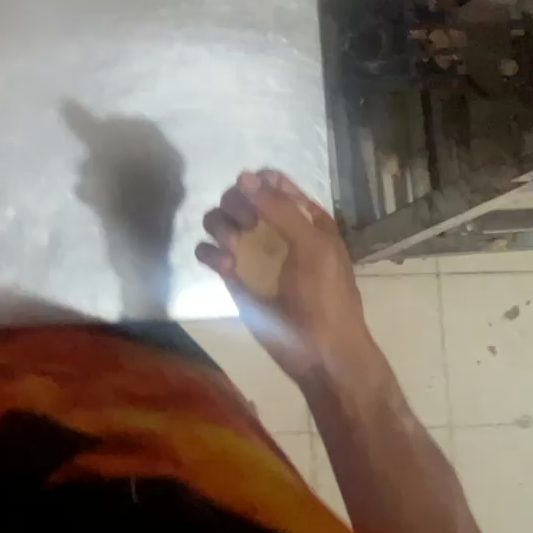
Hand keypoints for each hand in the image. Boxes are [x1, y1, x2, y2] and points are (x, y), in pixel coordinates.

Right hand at [196, 169, 370, 384]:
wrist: (321, 356)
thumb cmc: (326, 298)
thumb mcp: (313, 247)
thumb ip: (279, 208)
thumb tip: (242, 176)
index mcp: (301, 218)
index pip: (270, 182)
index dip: (258, 183)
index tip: (254, 196)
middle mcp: (272, 229)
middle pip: (239, 196)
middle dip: (237, 204)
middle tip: (248, 226)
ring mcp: (250, 252)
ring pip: (219, 220)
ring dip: (221, 226)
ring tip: (234, 250)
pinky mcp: (231, 276)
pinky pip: (207, 250)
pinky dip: (210, 252)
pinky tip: (226, 266)